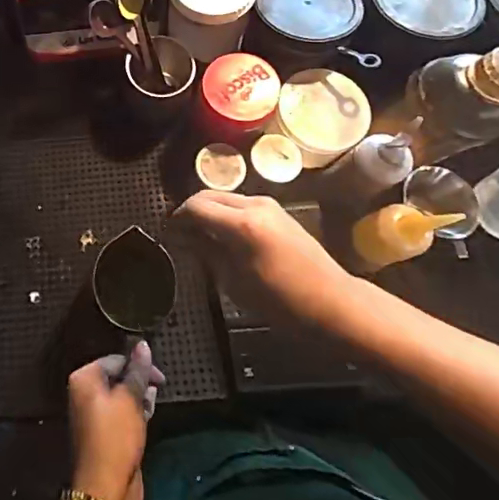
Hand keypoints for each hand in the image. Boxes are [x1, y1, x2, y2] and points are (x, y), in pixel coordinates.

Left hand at [67, 341, 163, 499]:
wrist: (105, 488)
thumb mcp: (130, 399)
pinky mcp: (104, 432)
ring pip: (122, 396)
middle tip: (157, 390)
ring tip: (151, 408)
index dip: (139, 365)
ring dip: (139, 398)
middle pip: (118, 376)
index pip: (116, 360)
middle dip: (139, 382)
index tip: (160, 377)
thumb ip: (138, 371)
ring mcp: (94, 414)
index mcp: (84, 379)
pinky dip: (135, 413)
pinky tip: (147, 418)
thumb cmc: (116, 437)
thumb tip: (143, 344)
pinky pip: (121, 414)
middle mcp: (84, 393)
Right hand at [173, 191, 353, 325]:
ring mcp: (269, 205)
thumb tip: (182, 235)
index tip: (167, 233)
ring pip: (225, 199)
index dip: (177, 218)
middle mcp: (254, 205)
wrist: (331, 302)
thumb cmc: (281, 302)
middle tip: (178, 235)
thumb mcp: (234, 282)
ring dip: (209, 213)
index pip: (196, 206)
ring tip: (198, 239)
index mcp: (241, 224)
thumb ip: (206, 252)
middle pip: (209, 196)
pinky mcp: (278, 212)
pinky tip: (222, 238)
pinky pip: (241, 206)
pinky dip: (225, 216)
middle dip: (191, 212)